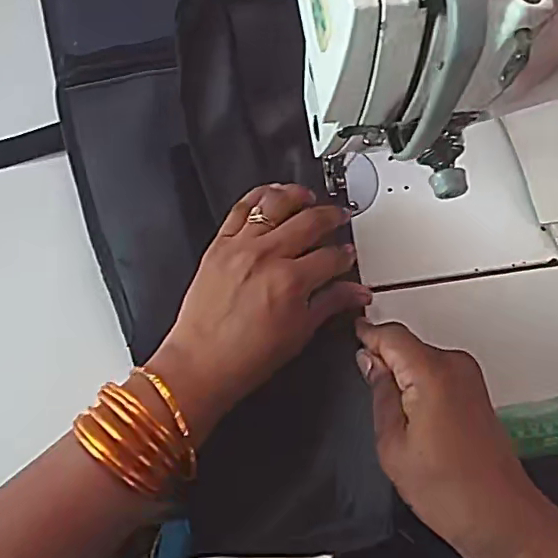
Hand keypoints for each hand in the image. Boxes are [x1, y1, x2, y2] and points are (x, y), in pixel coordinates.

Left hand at [147, 184, 370, 438]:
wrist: (202, 363)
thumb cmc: (245, 356)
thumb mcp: (299, 332)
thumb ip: (330, 303)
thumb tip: (354, 293)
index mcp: (290, 282)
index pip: (331, 257)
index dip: (346, 255)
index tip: (347, 255)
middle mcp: (266, 257)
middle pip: (310, 221)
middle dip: (332, 217)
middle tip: (340, 218)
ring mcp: (241, 247)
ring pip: (276, 204)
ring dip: (297, 195)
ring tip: (308, 197)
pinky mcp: (219, 244)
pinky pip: (241, 208)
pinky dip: (259, 196)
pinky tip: (271, 195)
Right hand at [356, 319, 555, 557]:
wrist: (502, 519)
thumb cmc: (452, 493)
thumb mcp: (392, 446)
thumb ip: (379, 394)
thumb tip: (368, 362)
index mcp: (431, 373)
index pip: (390, 334)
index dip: (366, 334)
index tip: (351, 334)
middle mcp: (455, 366)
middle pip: (406, 343)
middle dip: (383, 357)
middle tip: (364, 383)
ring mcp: (470, 377)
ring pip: (421, 357)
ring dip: (402, 372)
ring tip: (390, 411)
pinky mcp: (476, 390)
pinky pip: (437, 371)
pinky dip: (420, 382)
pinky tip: (412, 416)